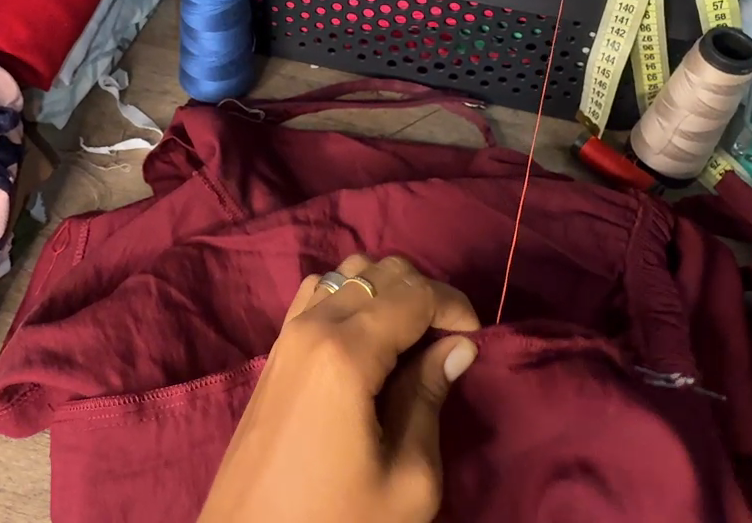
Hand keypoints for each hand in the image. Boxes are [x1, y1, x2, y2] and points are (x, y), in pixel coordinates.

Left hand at [197, 254, 481, 522]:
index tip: (476, 340)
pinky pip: (319, 291)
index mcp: (345, 351)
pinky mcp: (275, 347)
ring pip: (348, 272)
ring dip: (387, 289)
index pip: (414, 293)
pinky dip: (353, 295)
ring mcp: (288, 331)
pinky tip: (368, 337)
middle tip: (448, 340)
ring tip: (412, 337)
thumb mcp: (407, 480)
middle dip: (425, 293)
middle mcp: (313, 324)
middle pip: (381, 271)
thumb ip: (429, 398)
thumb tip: (457, 346)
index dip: (455, 306)